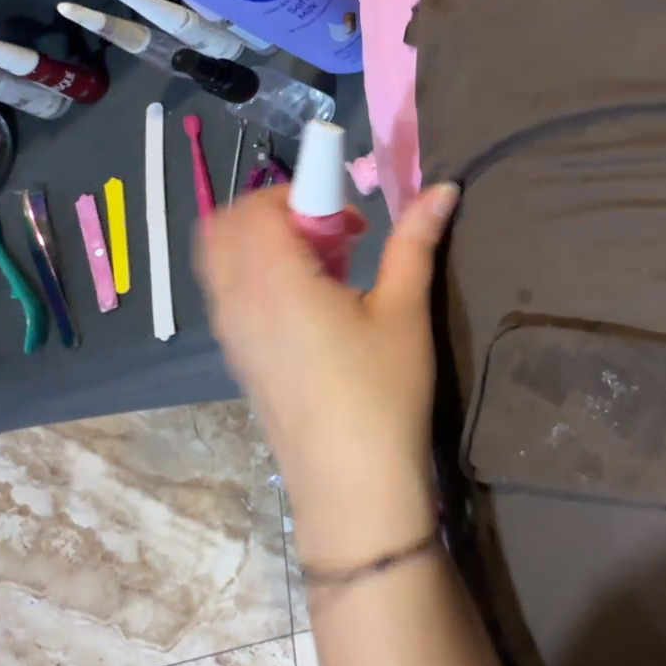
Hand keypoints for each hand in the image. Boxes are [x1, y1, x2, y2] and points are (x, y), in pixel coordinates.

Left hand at [196, 182, 459, 562]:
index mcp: (274, 281)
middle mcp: (237, 300)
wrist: (351, 477)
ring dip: (269, 241)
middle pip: (229, 226)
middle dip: (281, 211)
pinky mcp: (239, 355)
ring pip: (224, 259)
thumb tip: (442, 188)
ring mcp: (230, 331)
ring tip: (332, 265)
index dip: (304, 190)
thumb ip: (414, 241)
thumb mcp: (405, 309)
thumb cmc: (382, 387)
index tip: (354, 209)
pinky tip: (319, 303)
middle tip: (339, 231)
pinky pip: (231, 291)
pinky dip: (262, 273)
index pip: (259, 206)